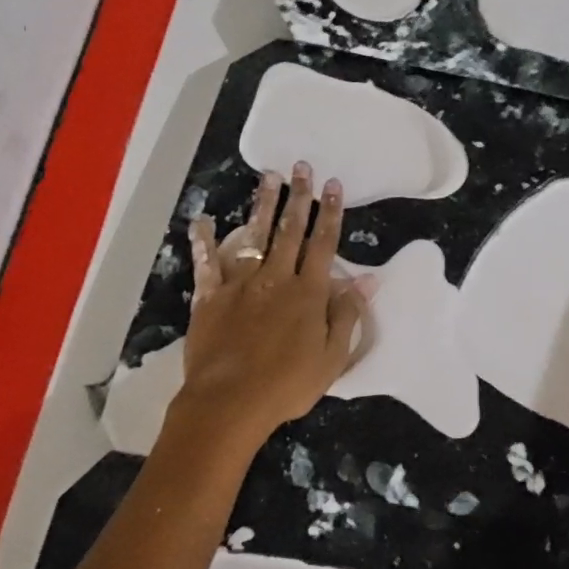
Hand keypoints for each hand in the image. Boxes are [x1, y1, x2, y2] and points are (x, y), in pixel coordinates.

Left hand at [174, 163, 372, 444]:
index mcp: (309, 293)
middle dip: (298, 197)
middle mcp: (276, 279)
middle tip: (301, 167)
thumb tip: (366, 280)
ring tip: (267, 177)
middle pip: (290, 231)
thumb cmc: (288, 385)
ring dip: (262, 205)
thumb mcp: (332, 357)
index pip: (324, 245)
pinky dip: (203, 241)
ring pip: (253, 236)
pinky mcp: (211, 297)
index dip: (330, 213)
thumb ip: (347, 315)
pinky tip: (201, 219)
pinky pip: (207, 263)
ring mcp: (241, 285)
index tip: (334, 185)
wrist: (230, 401)